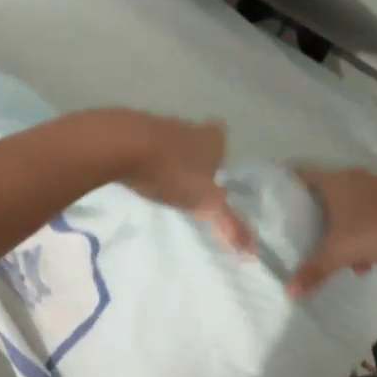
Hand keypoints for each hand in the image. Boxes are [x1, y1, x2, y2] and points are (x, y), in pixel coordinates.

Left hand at [109, 112, 254, 253]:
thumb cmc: (173, 172)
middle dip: (193, 156)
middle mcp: (188, 126)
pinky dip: (142, 156)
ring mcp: (157, 124)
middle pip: (195, 138)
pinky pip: (141, 143)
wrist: (123, 145)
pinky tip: (136, 171)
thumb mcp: (206, 203)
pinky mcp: (128, 128)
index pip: (222, 138)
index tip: (213, 170)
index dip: (219, 152)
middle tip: (189, 180)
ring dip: (167, 156)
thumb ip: (229, 224)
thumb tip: (253, 251)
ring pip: (168, 140)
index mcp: (211, 139)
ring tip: (162, 180)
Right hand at [287, 167, 376, 297]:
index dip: (287, 186)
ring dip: (350, 235)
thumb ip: (314, 271)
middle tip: (316, 241)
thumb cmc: (372, 230)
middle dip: (322, 223)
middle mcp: (352, 177)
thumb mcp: (339, 254)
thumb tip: (290, 293)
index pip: (300, 175)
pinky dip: (370, 234)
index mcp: (332, 182)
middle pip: (326, 196)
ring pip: (352, 209)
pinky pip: (372, 213)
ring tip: (356, 263)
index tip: (279, 202)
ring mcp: (376, 185)